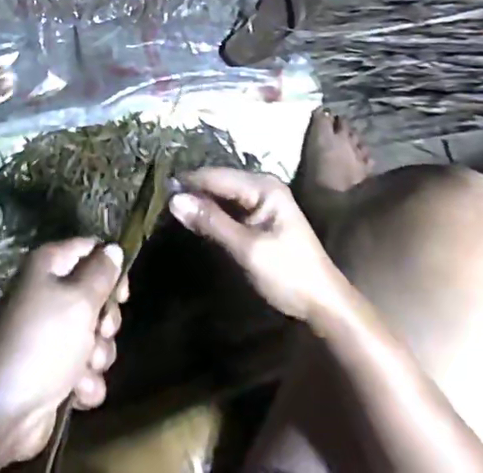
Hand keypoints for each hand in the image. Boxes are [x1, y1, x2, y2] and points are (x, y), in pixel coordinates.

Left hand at [0, 238, 127, 464]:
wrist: (3, 409)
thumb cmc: (43, 342)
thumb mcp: (79, 300)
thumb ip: (101, 273)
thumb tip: (113, 248)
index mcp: (49, 266)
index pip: (88, 249)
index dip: (110, 265)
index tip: (123, 291)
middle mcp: (48, 294)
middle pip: (96, 295)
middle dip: (106, 320)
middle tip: (100, 330)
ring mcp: (50, 335)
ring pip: (95, 337)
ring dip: (98, 355)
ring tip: (84, 368)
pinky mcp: (54, 371)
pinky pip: (85, 370)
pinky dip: (86, 382)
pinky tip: (77, 391)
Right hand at [169, 168, 349, 322]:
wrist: (324, 305)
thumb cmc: (289, 274)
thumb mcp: (247, 249)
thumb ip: (211, 222)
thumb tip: (174, 200)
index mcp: (264, 187)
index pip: (216, 176)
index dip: (188, 182)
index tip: (158, 191)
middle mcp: (262, 186)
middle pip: (218, 181)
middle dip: (192, 190)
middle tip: (160, 201)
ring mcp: (261, 201)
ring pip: (221, 194)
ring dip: (200, 201)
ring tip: (170, 209)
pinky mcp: (258, 218)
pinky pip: (228, 207)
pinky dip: (211, 212)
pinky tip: (193, 219)